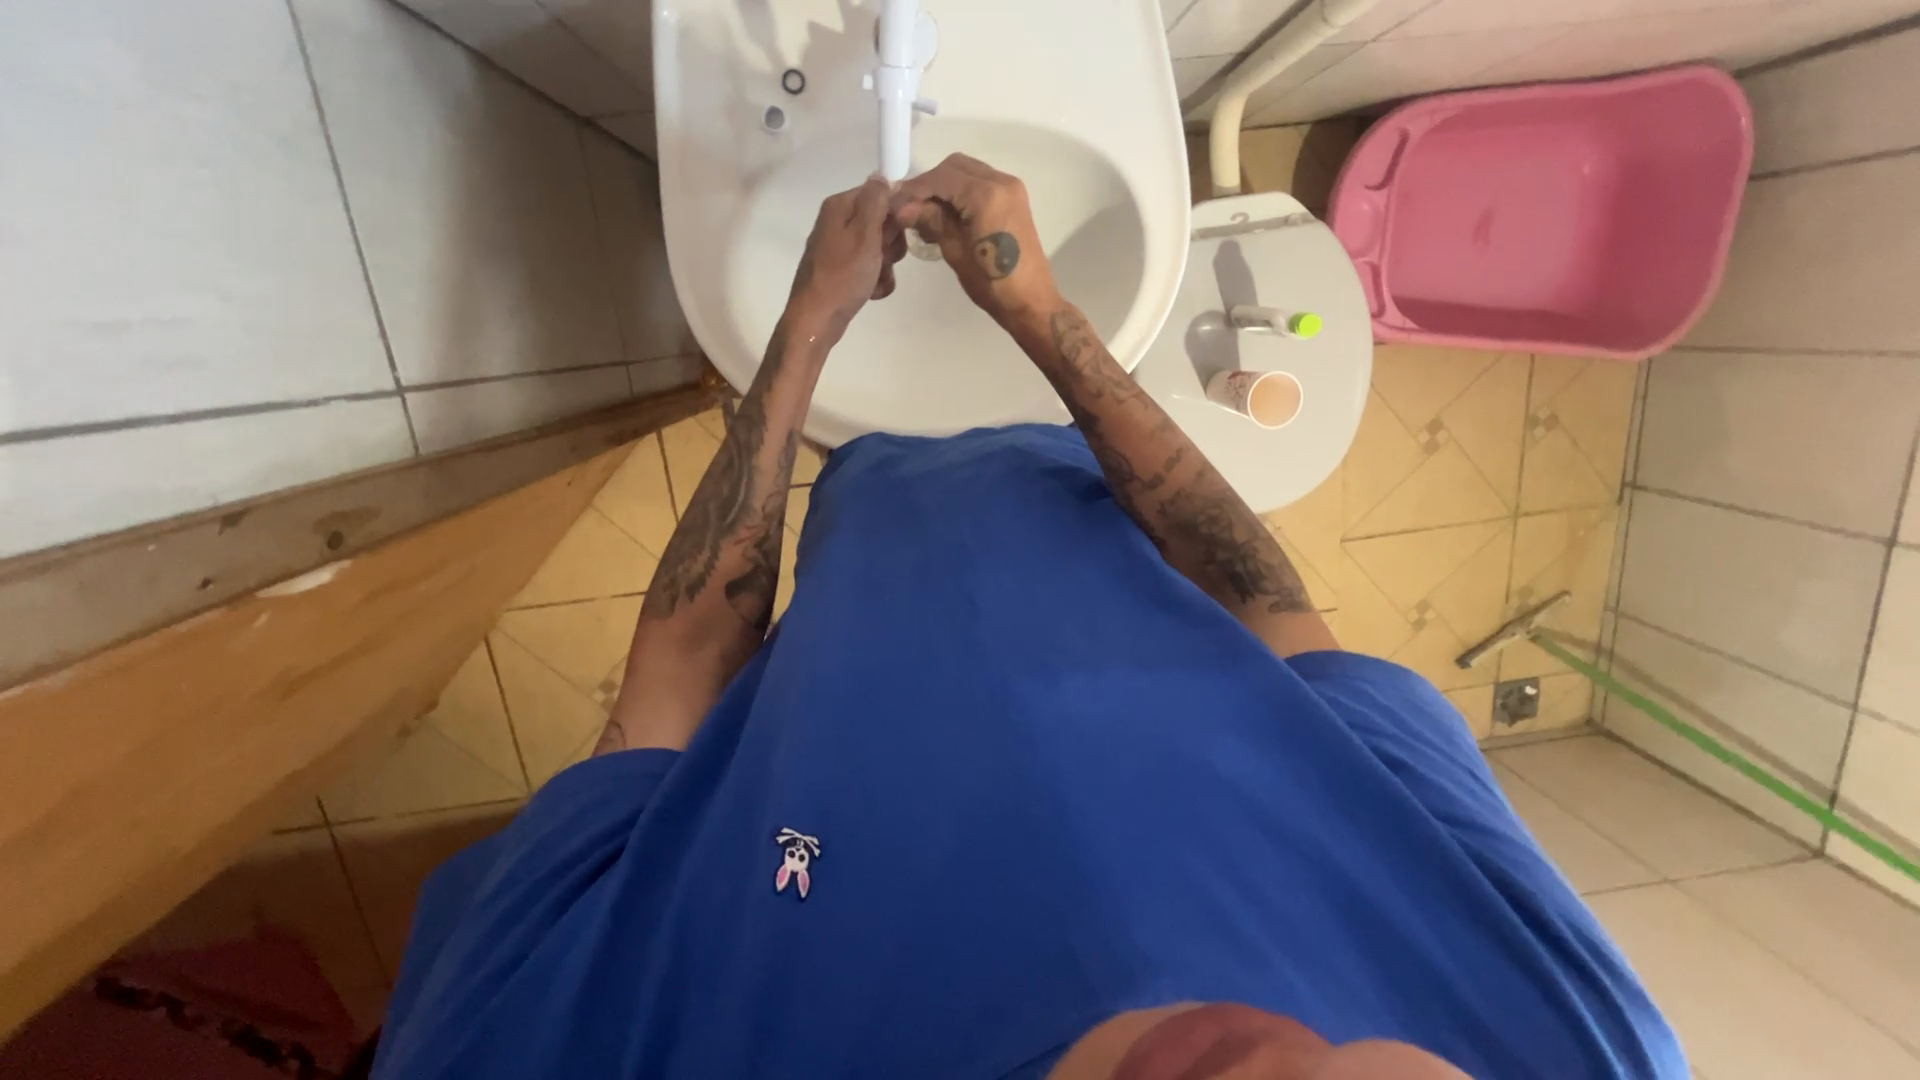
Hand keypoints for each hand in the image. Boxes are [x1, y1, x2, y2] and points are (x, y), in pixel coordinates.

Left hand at [786, 175, 907, 341]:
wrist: (817, 319)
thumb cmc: (843, 276)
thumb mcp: (864, 233)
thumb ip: (876, 201)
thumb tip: (883, 174)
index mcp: (840, 207)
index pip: (880, 194)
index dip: (895, 213)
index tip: (901, 231)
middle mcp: (838, 222)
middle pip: (882, 222)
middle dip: (891, 244)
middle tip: (883, 258)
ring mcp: (840, 248)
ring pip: (879, 248)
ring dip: (885, 266)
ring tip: (875, 279)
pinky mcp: (843, 271)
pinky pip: (870, 268)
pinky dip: (876, 280)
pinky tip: (871, 291)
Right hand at [890, 154, 1061, 330]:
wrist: (1030, 300)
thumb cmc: (991, 282)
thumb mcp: (955, 251)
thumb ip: (930, 220)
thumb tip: (902, 207)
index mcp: (986, 195)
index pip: (941, 177)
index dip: (914, 189)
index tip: (894, 204)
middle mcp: (1001, 181)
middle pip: (955, 167)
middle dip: (930, 184)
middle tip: (910, 209)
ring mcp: (1010, 189)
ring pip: (968, 172)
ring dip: (945, 187)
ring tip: (926, 215)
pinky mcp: (1014, 199)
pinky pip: (980, 184)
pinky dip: (961, 193)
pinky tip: (947, 216)